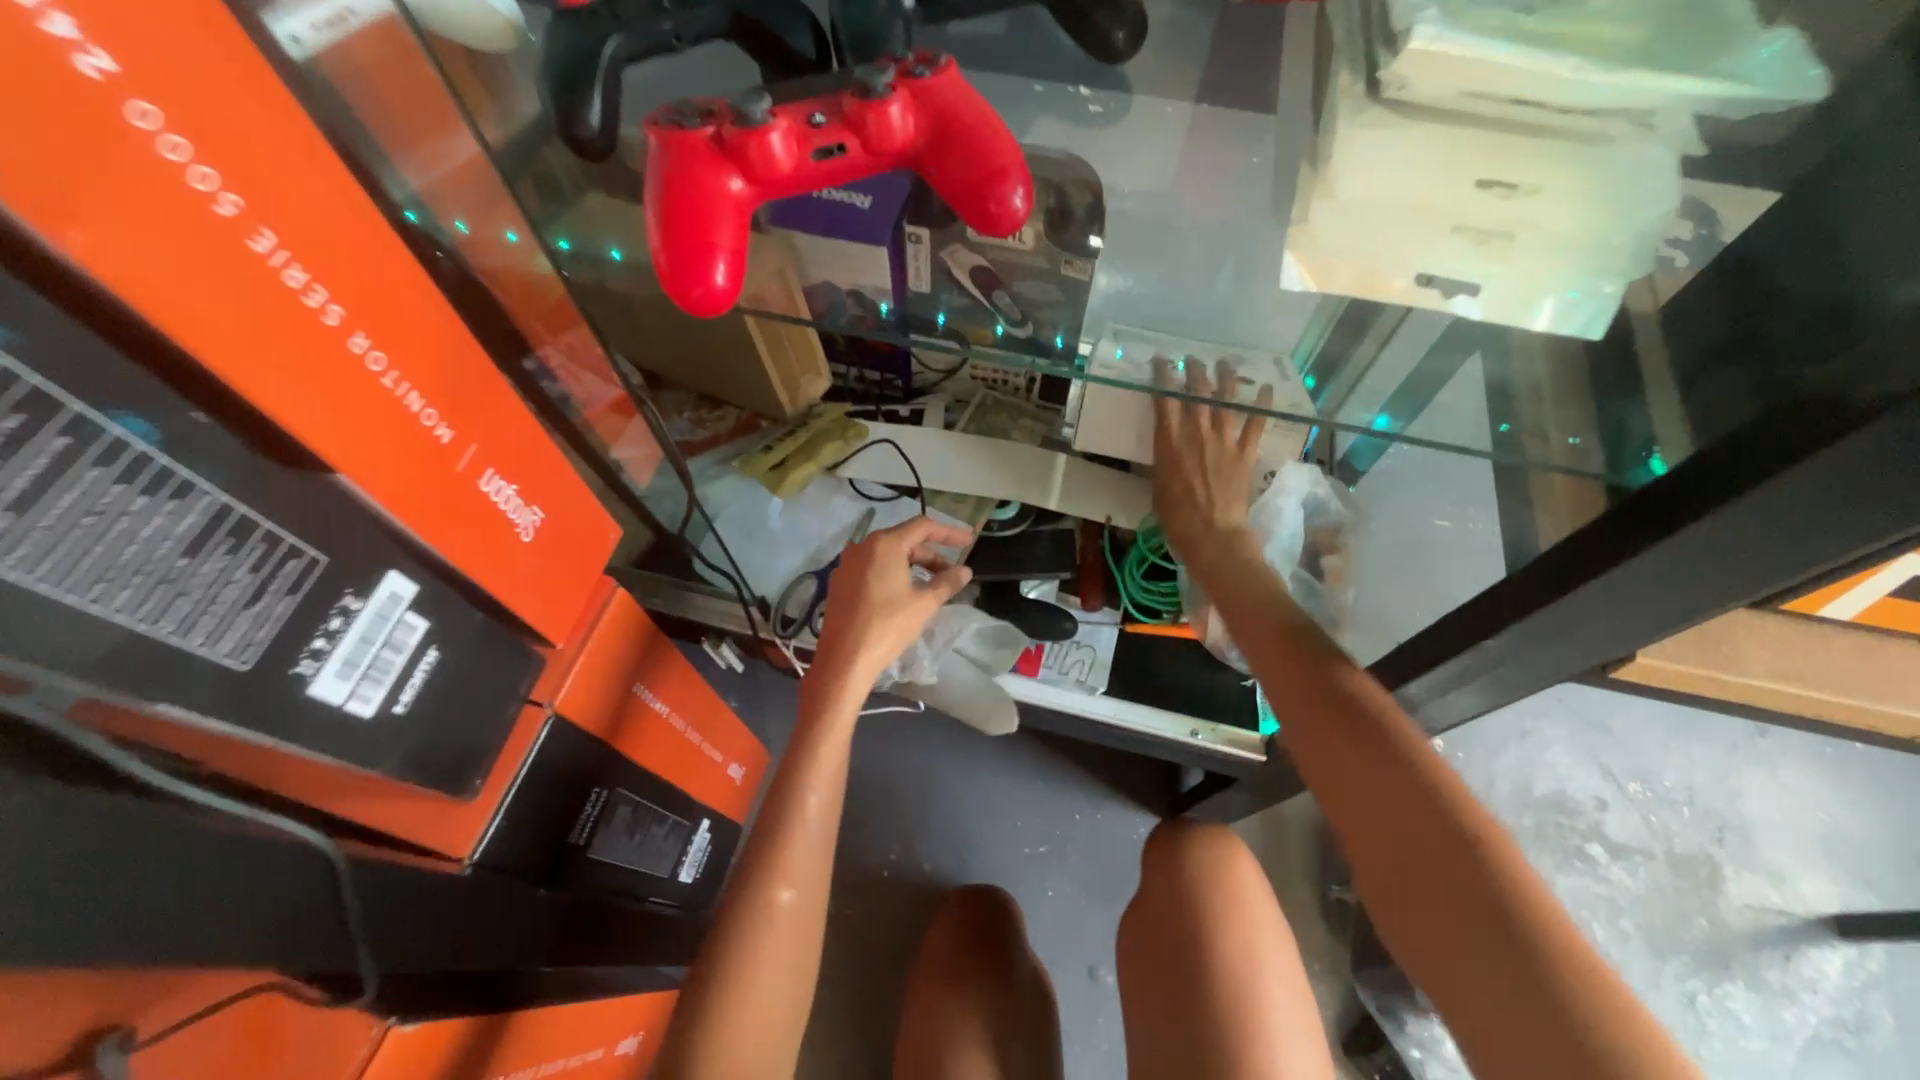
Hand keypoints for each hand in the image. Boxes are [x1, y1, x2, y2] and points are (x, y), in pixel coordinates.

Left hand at [812, 517, 974, 685]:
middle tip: (951, 573)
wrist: (845, 658)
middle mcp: (862, 546)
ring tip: (931, 585)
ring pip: (887, 555)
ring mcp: (847, 564)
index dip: (949, 533)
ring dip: (912, 565)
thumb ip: (947, 582)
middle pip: (904, 540)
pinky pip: (871, 568)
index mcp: (885, 544)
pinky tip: (903, 593)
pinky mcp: (839, 582)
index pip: (923, 527)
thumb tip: (965, 571)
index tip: (968, 541)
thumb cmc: (888, 626)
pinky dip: (892, 574)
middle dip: (931, 555)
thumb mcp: (924, 604)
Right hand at [1150, 355, 1272, 573]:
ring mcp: (1223, 439)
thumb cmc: (1175, 515)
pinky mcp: (1245, 451)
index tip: (1161, 360)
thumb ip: (1163, 458)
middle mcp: (1196, 432)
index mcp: (1169, 440)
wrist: (1211, 533)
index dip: (1162, 374)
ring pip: (1225, 398)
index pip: (1164, 398)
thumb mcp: (1157, 483)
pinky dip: (1262, 404)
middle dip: (1194, 370)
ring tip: (1224, 363)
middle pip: (1196, 390)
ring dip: (1225, 376)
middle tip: (1192, 360)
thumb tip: (1167, 446)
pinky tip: (1267, 388)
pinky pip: (1256, 422)